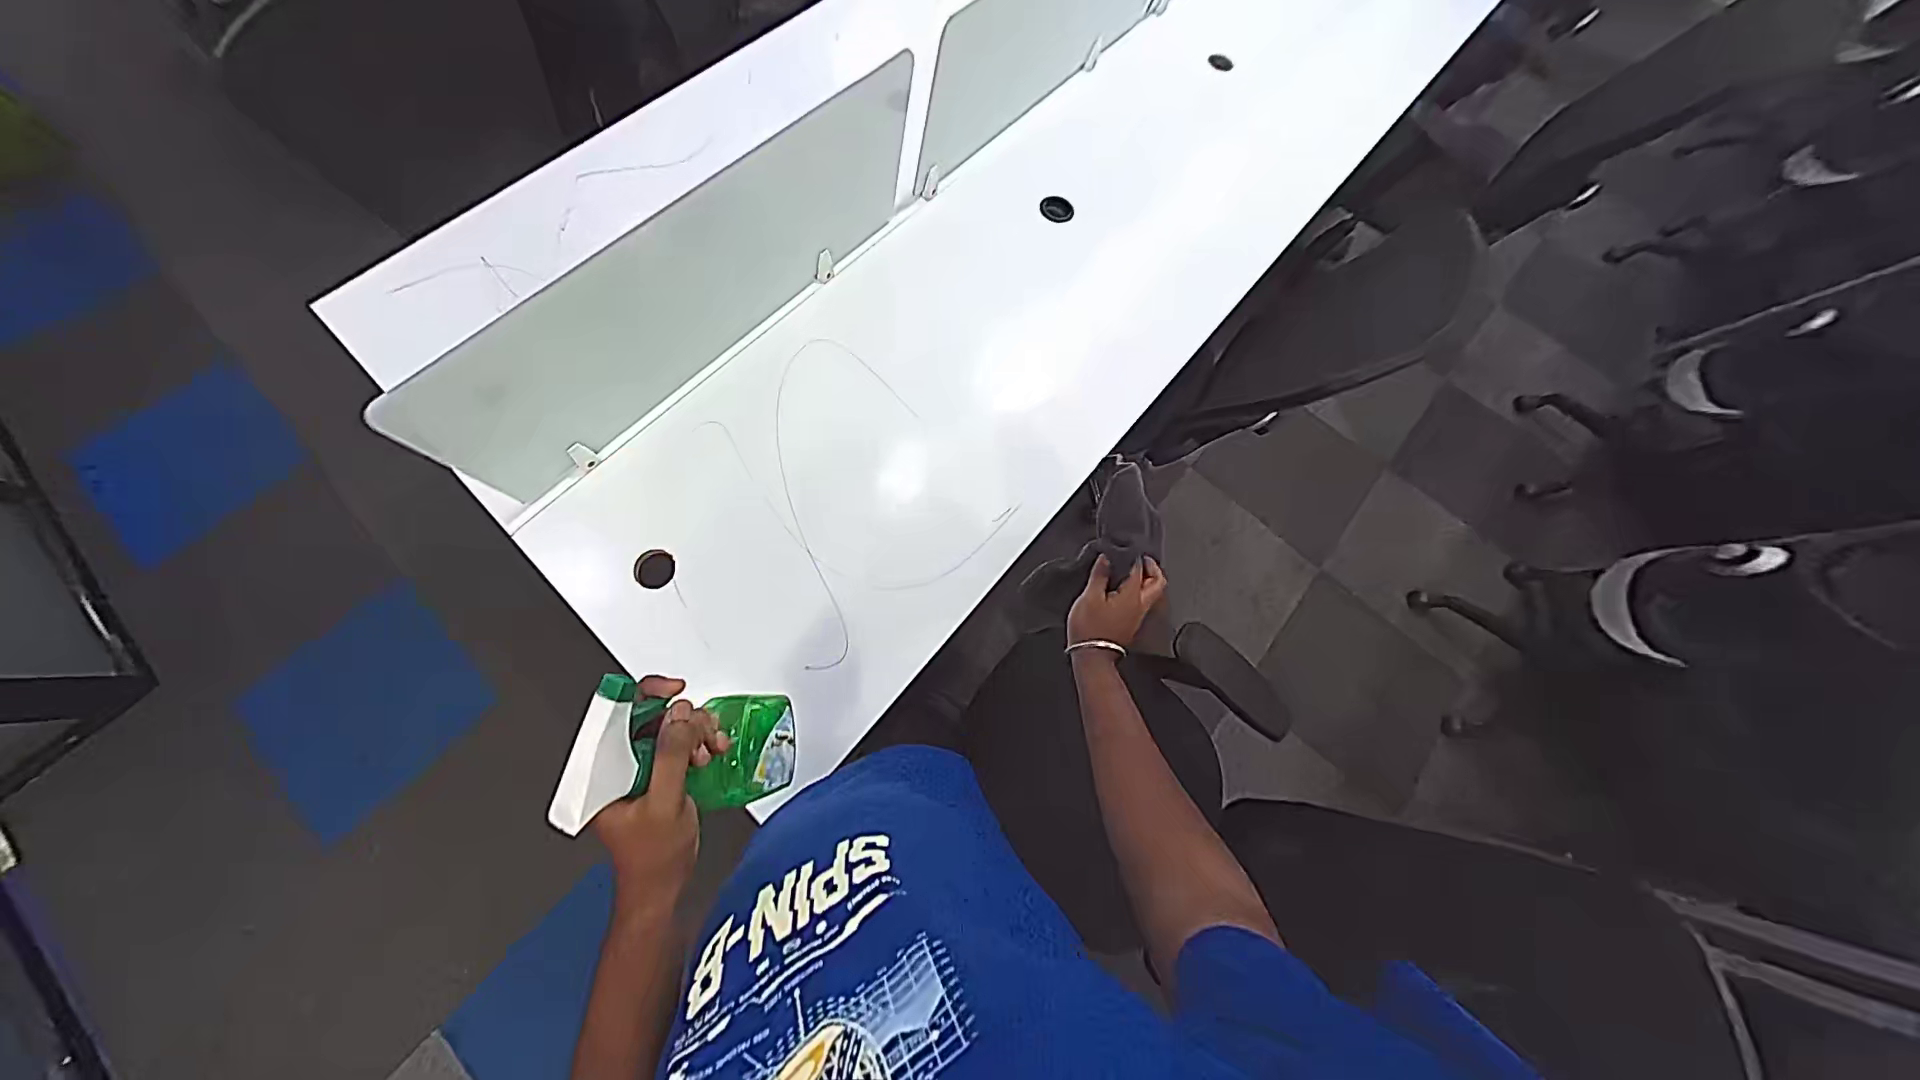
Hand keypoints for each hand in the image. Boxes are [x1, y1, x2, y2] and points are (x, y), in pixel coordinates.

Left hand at [589, 677, 729, 907]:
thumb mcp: (664, 803)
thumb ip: (670, 757)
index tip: (676, 691)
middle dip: (684, 720)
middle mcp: (617, 766)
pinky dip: (700, 742)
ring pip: (669, 728)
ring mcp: (638, 770)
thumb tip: (679, 716)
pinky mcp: (658, 775)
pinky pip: (680, 744)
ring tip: (711, 747)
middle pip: (650, 717)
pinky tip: (711, 752)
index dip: (646, 694)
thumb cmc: (653, 860)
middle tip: (703, 733)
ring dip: (697, 731)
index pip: (618, 715)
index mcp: (603, 772)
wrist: (661, 889)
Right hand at [1067, 555, 1166, 648]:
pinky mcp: (1132, 623)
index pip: (1140, 569)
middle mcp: (1140, 606)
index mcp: (1132, 596)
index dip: (1135, 557)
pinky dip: (1138, 591)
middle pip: (1158, 583)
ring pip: (1152, 593)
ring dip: (1146, 580)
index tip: (1128, 551)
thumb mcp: (1089, 597)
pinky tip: (1124, 590)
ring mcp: (1138, 616)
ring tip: (1133, 572)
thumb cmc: (1089, 629)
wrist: (1092, 656)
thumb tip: (1106, 560)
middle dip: (1152, 568)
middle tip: (1142, 560)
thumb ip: (1100, 575)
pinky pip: (1142, 602)